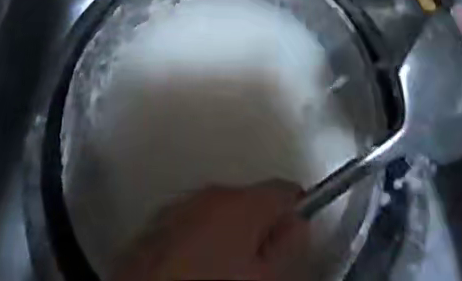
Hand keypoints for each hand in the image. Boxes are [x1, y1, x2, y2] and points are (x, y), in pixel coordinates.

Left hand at [112, 181, 308, 280]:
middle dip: (261, 229)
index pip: (284, 189)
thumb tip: (299, 224)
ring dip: (231, 236)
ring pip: (220, 214)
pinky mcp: (160, 223)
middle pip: (250, 202)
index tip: (302, 235)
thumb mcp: (265, 279)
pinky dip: (203, 242)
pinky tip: (202, 271)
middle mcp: (208, 193)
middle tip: (267, 267)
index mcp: (240, 202)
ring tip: (232, 272)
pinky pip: (194, 225)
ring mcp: (181, 205)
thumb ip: (289, 248)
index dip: (299, 211)